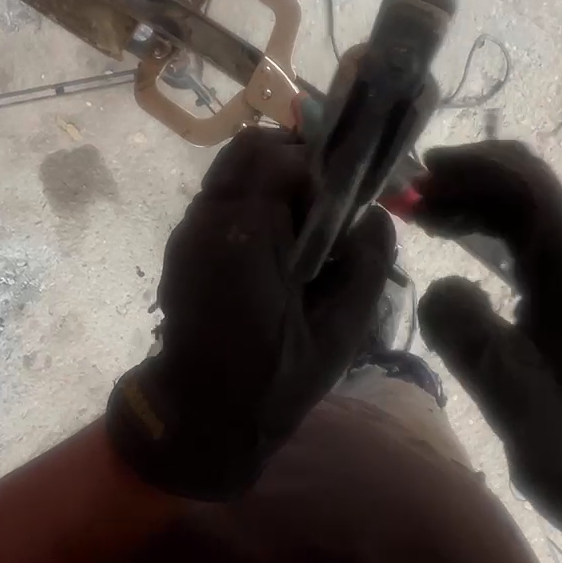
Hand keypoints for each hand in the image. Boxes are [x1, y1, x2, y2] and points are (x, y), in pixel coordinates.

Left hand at [106, 127, 395, 499]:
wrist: (202, 414)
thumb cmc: (276, 377)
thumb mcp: (341, 329)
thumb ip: (368, 264)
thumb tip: (376, 216)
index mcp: (246, 235)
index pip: (282, 158)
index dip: (321, 166)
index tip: (345, 194)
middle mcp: (211, 219)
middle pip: (252, 147)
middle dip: (296, 158)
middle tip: (327, 195)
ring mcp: (191, 228)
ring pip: (234, 166)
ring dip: (272, 175)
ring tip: (303, 218)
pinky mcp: (185, 241)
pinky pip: (223, 192)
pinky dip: (253, 196)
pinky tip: (275, 239)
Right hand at [412, 141, 561, 548]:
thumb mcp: (512, 399)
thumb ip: (472, 340)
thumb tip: (441, 287)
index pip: (530, 188)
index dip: (477, 168)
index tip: (424, 172)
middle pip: (521, 183)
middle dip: (464, 177)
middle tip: (408, 195)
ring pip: (516, 200)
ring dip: (466, 194)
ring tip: (415, 211)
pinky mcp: (558, 274)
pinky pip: (515, 225)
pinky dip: (476, 216)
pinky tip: (442, 228)